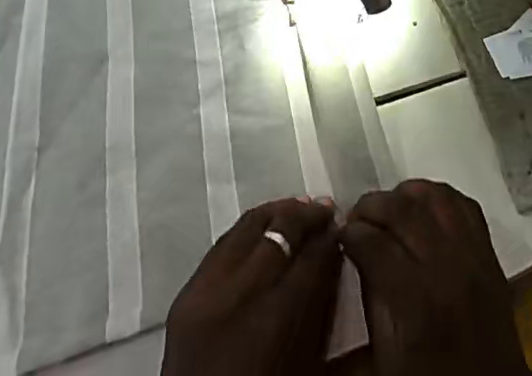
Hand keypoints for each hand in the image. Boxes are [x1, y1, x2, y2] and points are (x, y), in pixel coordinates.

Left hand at [161, 197, 342, 375]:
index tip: (346, 225)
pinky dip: (244, 230)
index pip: (312, 260)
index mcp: (277, 324)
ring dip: (275, 215)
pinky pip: (220, 246)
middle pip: (278, 235)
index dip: (332, 238)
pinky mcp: (184, 297)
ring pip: (245, 231)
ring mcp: (205, 294)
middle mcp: (239, 298)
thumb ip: (327, 322)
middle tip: (327, 208)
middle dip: (306, 217)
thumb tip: (344, 268)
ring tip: (298, 207)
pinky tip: (262, 225)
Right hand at [341, 180, 528, 375]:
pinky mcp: (490, 256)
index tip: (340, 235)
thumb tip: (346, 248)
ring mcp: (474, 259)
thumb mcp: (382, 350)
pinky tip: (421, 213)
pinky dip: (438, 200)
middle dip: (370, 206)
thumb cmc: (426, 375)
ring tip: (389, 212)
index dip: (348, 232)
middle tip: (357, 220)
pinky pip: (464, 206)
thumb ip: (365, 293)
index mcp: (414, 302)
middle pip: (401, 210)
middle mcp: (447, 271)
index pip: (372, 241)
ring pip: (433, 197)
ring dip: (403, 196)